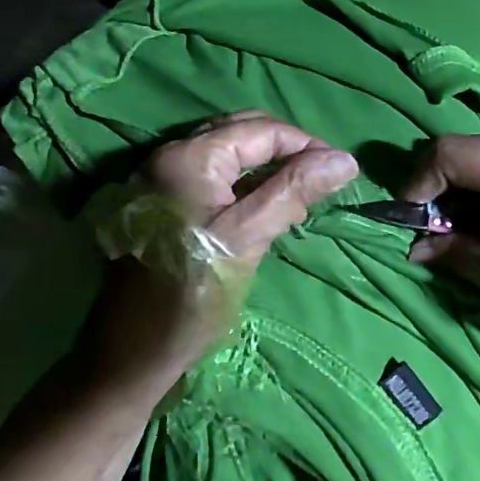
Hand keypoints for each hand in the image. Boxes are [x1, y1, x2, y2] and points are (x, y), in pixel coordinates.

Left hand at [88, 112, 357, 375]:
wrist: (134, 350)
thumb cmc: (192, 293)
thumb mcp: (247, 238)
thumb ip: (294, 191)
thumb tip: (345, 159)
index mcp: (189, 157)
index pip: (261, 129)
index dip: (306, 144)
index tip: (342, 171)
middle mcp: (172, 155)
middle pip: (243, 132)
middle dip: (287, 149)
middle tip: (322, 177)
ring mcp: (165, 178)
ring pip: (230, 153)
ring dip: (269, 165)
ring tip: (302, 191)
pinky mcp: (167, 201)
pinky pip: (216, 175)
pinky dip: (247, 181)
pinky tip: (270, 203)